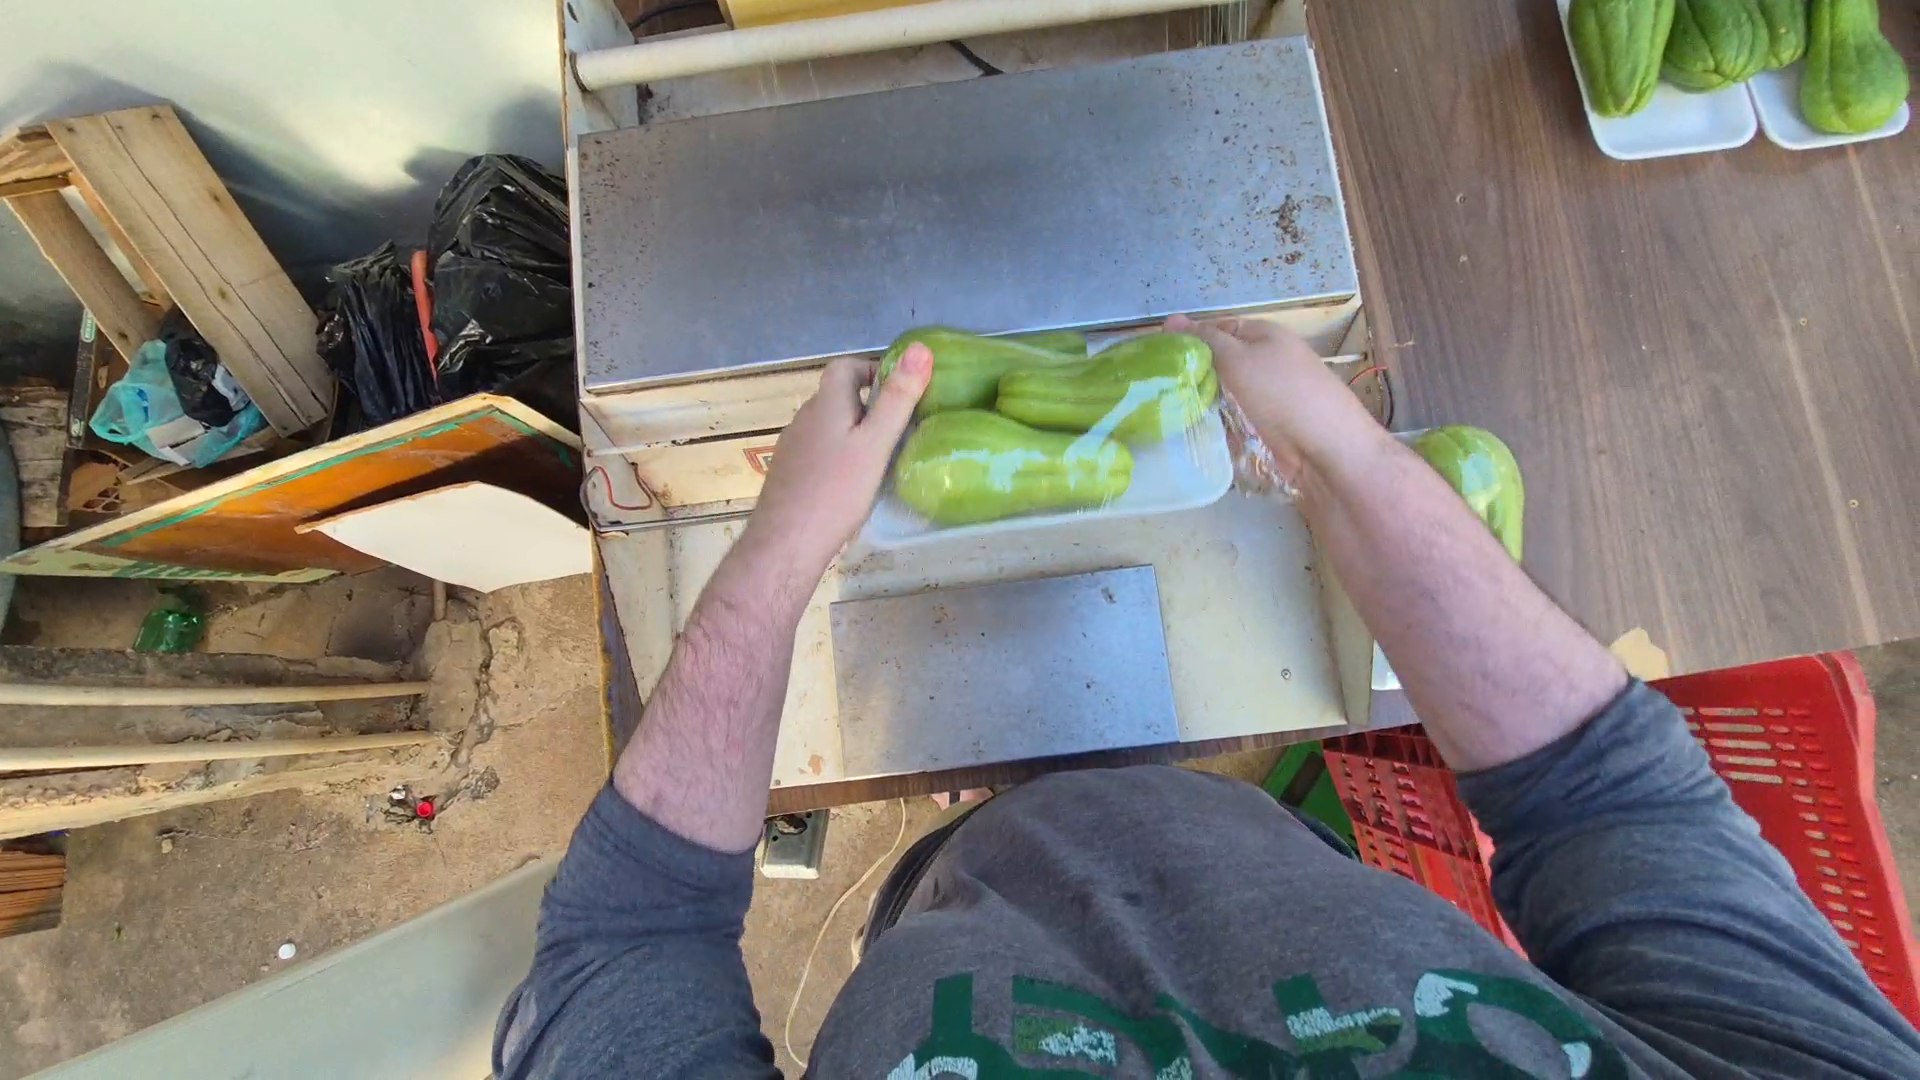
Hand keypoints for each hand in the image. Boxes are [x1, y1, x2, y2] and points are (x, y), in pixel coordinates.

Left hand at [738, 345, 932, 582]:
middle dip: (868, 405)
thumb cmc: (837, 490)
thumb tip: (920, 348)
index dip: (873, 370)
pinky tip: (851, 484)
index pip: (845, 366)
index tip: (899, 393)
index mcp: (826, 403)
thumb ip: (898, 398)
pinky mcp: (788, 473)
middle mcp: (804, 417)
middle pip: (837, 397)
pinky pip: (818, 452)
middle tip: (898, 431)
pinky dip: (837, 456)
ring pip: (828, 427)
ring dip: (853, 433)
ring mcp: (792, 446)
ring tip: (880, 459)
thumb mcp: (876, 443)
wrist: (787, 542)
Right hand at [1167, 313, 1382, 484]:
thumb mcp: (1238, 358)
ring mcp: (1264, 396)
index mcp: (1262, 336)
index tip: (1156, 359)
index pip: (1215, 329)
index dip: (1186, 340)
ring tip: (1164, 413)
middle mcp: (1264, 362)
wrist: (1324, 447)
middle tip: (1155, 390)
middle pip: (1216, 364)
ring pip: (1219, 395)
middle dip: (1190, 376)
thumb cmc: (1282, 393)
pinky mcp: (1262, 425)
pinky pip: (1229, 420)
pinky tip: (1190, 434)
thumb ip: (1204, 340)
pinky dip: (1213, 426)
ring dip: (1198, 404)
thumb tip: (1170, 318)